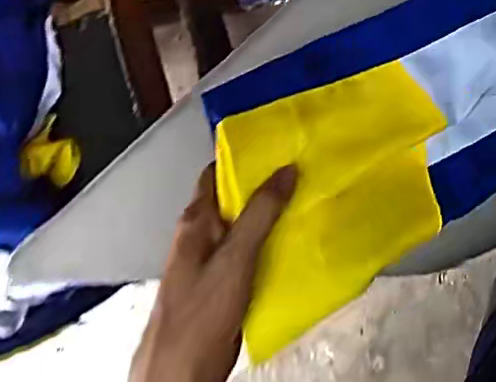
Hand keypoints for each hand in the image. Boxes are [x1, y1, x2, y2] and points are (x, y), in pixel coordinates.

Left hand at [130, 164, 294, 381]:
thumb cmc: (200, 315)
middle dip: (270, 179)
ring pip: (251, 221)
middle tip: (309, 160)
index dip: (245, 153)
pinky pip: (259, 245)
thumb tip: (288, 167)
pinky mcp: (230, 279)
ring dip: (278, 207)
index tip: (281, 138)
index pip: (217, 174)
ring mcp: (216, 259)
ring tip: (314, 189)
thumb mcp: (234, 259)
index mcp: (195, 224)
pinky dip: (279, 234)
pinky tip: (303, 230)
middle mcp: (204, 236)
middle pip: (238, 196)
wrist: (181, 377)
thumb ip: (260, 212)